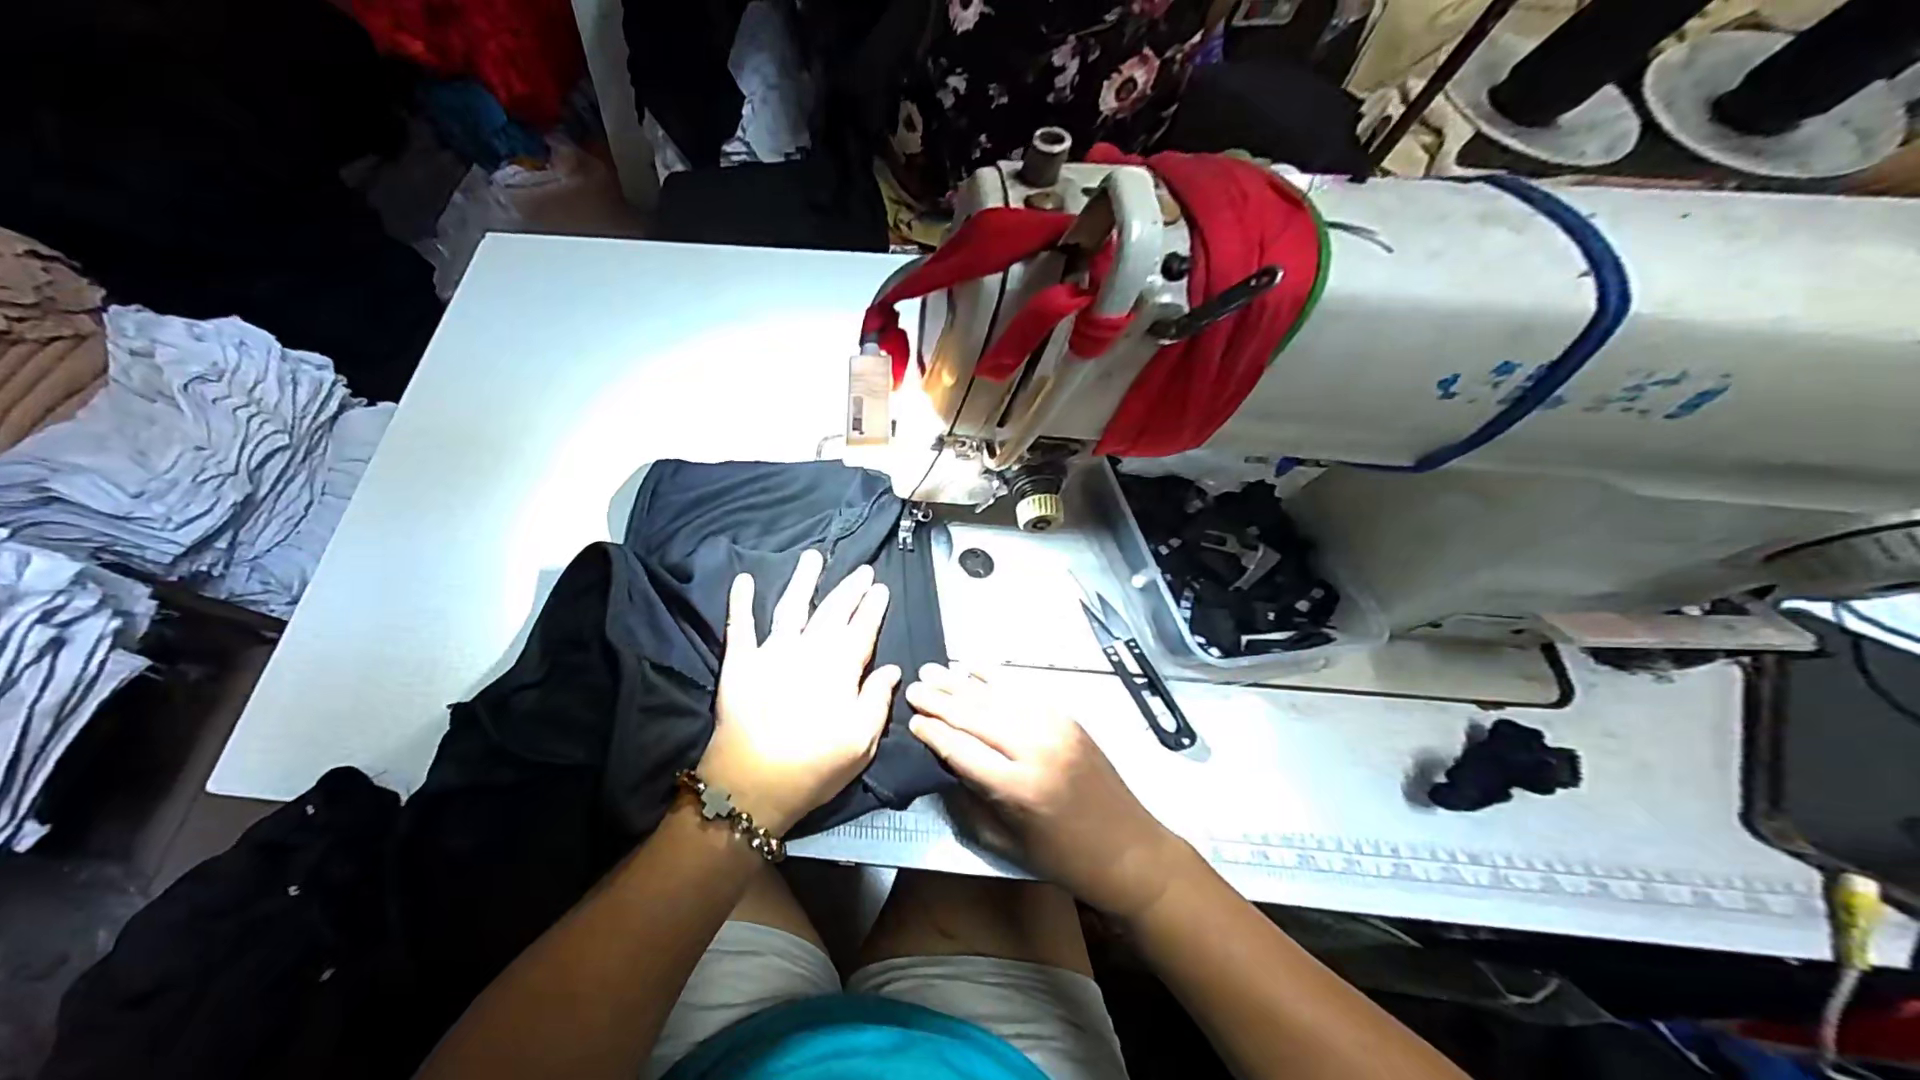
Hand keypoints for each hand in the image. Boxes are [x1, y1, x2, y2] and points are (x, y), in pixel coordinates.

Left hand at [701, 550, 898, 835]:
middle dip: (850, 589)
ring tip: (812, 557)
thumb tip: (890, 669)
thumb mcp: (861, 742)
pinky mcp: (739, 662)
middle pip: (833, 611)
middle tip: (862, 570)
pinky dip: (740, 601)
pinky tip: (742, 580)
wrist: (750, 785)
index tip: (881, 588)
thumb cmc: (814, 767)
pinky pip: (740, 625)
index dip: (873, 607)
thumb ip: (876, 700)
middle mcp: (808, 650)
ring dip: (803, 580)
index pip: (862, 629)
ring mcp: (771, 652)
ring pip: (790, 606)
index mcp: (840, 668)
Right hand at [906, 663, 1192, 918]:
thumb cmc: (1063, 858)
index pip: (961, 749)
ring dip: (962, 683)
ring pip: (998, 698)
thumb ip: (971, 801)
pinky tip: (975, 670)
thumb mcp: (1006, 842)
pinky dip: (997, 680)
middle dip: (940, 701)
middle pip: (976, 716)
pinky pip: (1024, 692)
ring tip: (934, 670)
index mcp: (1016, 788)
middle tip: (913, 687)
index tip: (912, 720)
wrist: (1128, 849)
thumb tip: (946, 764)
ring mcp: (1054, 728)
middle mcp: (1034, 749)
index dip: (933, 733)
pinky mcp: (1068, 719)